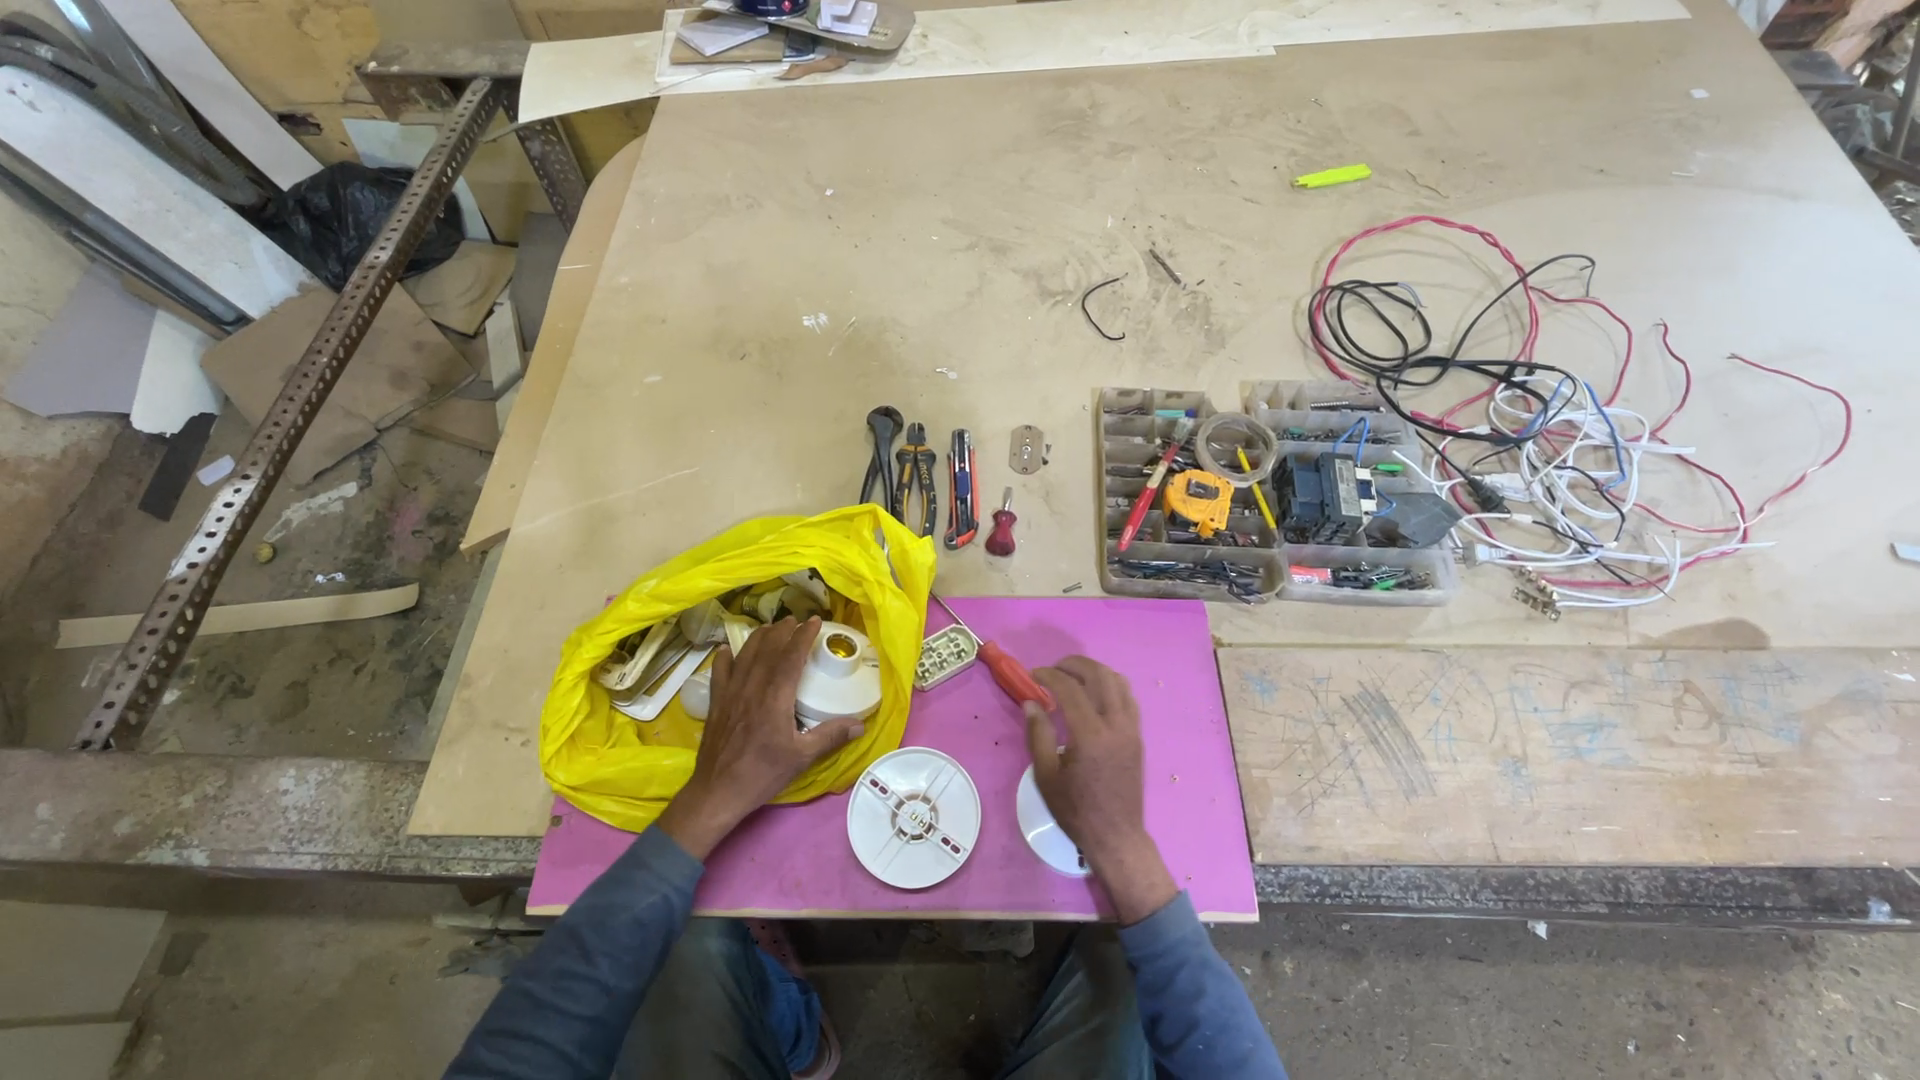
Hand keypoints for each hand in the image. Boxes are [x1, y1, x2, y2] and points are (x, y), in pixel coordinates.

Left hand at [656, 617, 863, 858]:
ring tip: (769, 627)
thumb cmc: (762, 774)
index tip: (814, 622)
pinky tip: (728, 649)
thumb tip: (860, 724)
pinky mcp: (716, 705)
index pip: (791, 657)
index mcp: (775, 698)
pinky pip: (719, 674)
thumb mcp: (802, 757)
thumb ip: (830, 736)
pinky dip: (724, 659)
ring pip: (745, 657)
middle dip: (782, 632)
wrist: (718, 792)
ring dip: (758, 639)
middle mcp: (751, 689)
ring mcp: (730, 695)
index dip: (803, 637)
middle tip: (794, 619)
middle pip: (767, 650)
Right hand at [1023, 656, 1176, 924]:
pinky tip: (1094, 693)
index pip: (1070, 689)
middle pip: (1099, 676)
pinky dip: (1110, 685)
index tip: (1033, 675)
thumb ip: (1038, 734)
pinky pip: (1127, 697)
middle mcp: (1116, 725)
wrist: (1116, 835)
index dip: (1049, 675)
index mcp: (1090, 735)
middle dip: (1074, 665)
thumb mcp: (1046, 775)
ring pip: (1118, 682)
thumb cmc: (1076, 810)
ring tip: (1073, 676)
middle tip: (1053, 669)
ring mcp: (1131, 728)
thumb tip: (1031, 702)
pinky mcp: (1138, 735)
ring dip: (1095, 671)